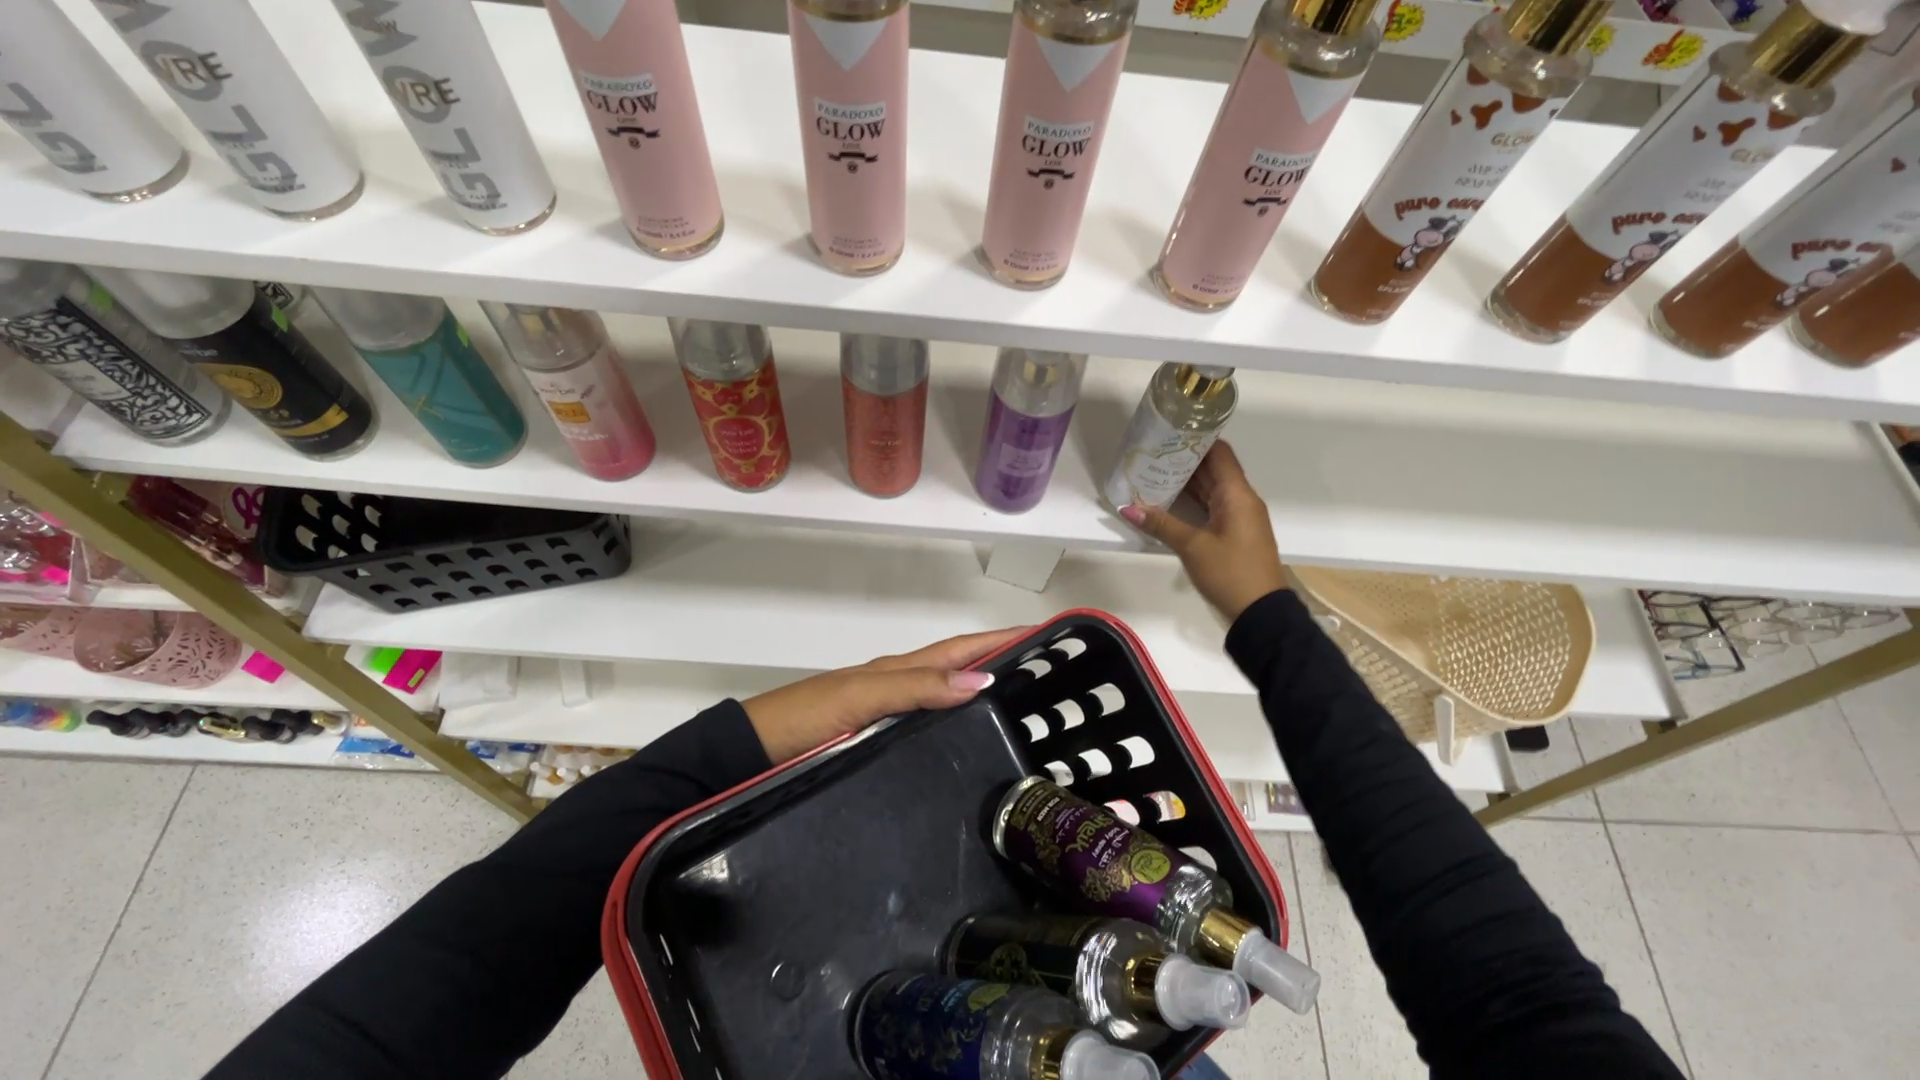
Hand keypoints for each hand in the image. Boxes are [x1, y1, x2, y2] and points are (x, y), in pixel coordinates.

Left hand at [742, 627, 1031, 763]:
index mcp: (897, 669)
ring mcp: (888, 715)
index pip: (960, 647)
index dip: (1001, 638)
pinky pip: (930, 725)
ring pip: (946, 697)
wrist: (751, 753)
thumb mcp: (860, 697)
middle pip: (959, 668)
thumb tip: (983, 678)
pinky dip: (957, 723)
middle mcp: (898, 687)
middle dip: (1003, 663)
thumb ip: (916, 687)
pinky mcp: (877, 742)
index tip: (1048, 635)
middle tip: (1053, 677)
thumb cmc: (804, 718)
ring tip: (1026, 711)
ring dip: (983, 694)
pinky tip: (970, 744)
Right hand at [1119, 440, 1287, 622]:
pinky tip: (1168, 500)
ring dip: (1187, 481)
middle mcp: (1241, 500)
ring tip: (1154, 470)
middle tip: (1152, 451)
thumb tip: (1127, 508)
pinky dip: (1192, 501)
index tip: (1170, 431)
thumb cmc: (1230, 573)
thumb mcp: (1192, 547)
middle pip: (1214, 469)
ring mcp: (1239, 518)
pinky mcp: (1234, 534)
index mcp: (1238, 495)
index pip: (1219, 453)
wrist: (1260, 613)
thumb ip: (1161, 524)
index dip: (1197, 439)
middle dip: (1185, 459)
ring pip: (1211, 489)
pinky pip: (1212, 507)